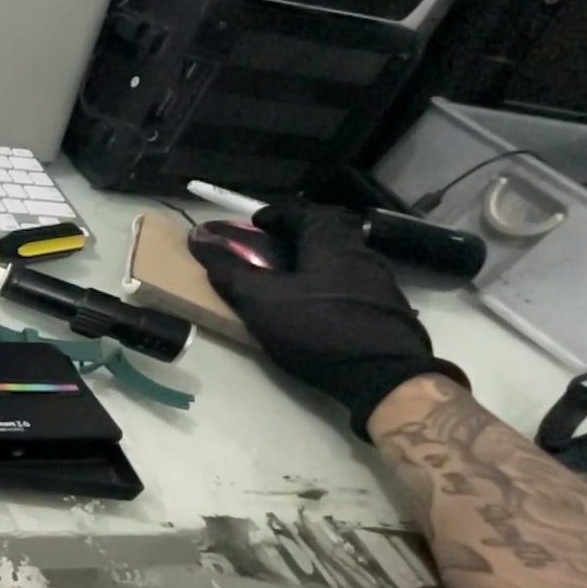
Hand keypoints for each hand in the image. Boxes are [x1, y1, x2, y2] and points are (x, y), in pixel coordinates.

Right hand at [194, 202, 458, 439]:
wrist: (385, 375)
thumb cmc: (317, 329)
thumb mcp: (261, 302)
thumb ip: (230, 272)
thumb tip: (200, 240)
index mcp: (331, 246)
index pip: (305, 213)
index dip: (277, 214)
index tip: (255, 224)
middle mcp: (360, 255)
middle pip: (327, 232)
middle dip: (296, 234)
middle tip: (268, 248)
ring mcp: (379, 282)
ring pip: (340, 257)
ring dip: (312, 259)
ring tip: (286, 278)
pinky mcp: (386, 308)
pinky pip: (351, 281)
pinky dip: (327, 281)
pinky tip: (314, 305)